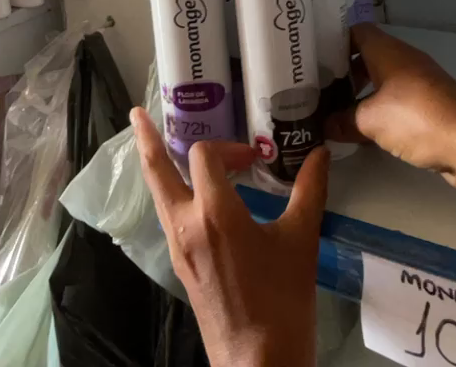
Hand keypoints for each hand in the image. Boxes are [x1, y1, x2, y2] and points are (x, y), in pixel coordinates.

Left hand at [130, 107, 330, 366]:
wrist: (260, 364)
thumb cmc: (282, 301)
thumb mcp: (301, 241)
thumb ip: (309, 191)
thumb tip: (319, 153)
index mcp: (214, 212)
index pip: (203, 156)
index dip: (228, 147)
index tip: (253, 160)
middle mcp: (186, 223)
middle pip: (156, 169)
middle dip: (146, 138)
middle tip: (136, 112)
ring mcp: (177, 246)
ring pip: (157, 194)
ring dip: (154, 164)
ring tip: (149, 141)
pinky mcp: (179, 265)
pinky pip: (166, 216)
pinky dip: (168, 192)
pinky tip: (180, 191)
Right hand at [328, 23, 455, 192]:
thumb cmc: (416, 118)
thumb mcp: (370, 121)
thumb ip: (343, 121)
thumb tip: (323, 125)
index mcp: (387, 51)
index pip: (354, 31)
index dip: (332, 41)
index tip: (311, 56)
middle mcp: (404, 60)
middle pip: (366, 56)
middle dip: (343, 71)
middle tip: (317, 86)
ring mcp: (420, 83)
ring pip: (382, 80)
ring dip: (361, 93)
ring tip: (334, 109)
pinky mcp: (431, 106)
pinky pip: (396, 100)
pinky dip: (379, 110)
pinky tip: (364, 130)